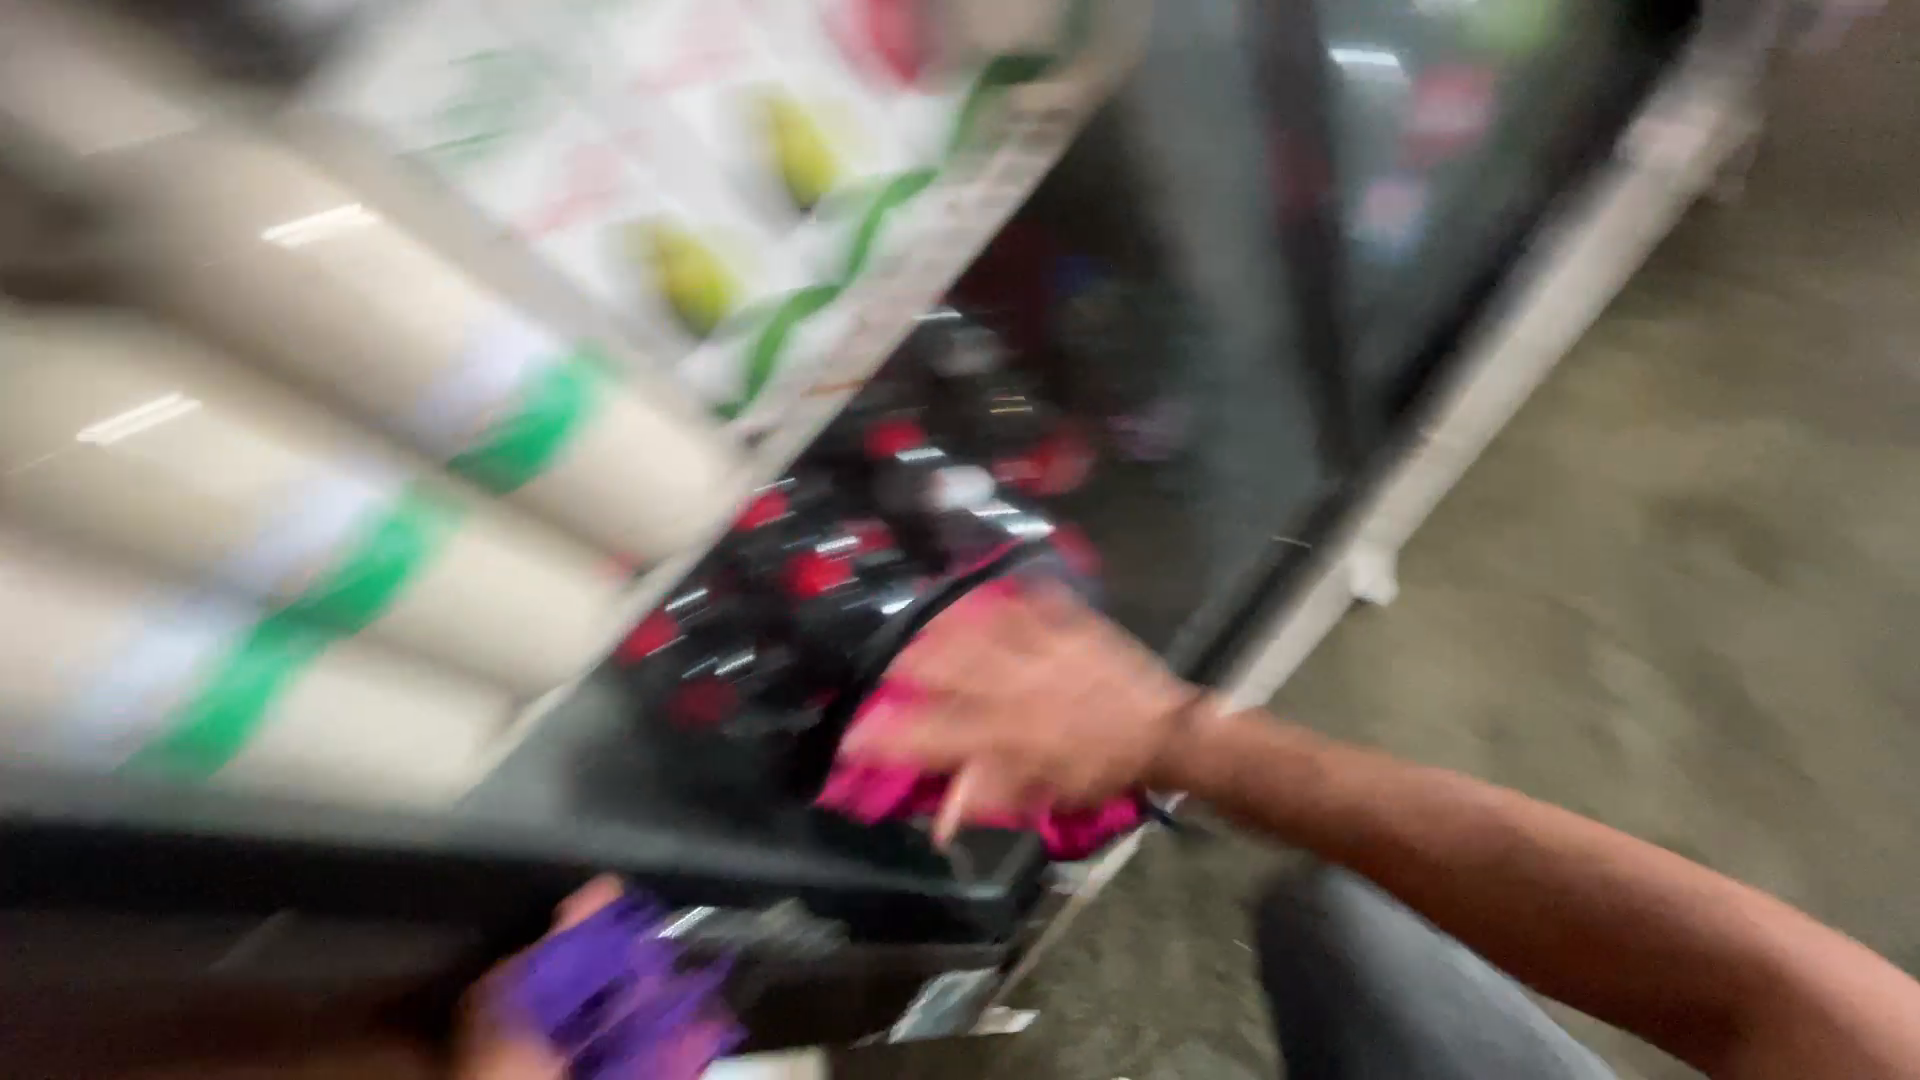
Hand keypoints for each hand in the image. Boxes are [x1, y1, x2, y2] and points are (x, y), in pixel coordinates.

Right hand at [839, 582, 1203, 845]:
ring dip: (947, 627)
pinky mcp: (1069, 627)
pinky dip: (1008, 595)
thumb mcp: (1044, 793)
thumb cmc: (1098, 768)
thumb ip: (988, 795)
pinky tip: (988, 586)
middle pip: (951, 673)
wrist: (1160, 732)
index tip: (854, 734)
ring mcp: (1043, 652)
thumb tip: (942, 821)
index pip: (934, 736)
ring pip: (982, 633)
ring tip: (920, 622)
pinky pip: (1033, 603)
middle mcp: (1017, 690)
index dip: (889, 737)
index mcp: (1008, 736)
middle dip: (910, 667)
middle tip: (884, 664)